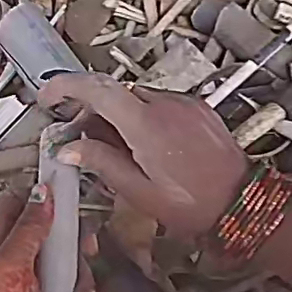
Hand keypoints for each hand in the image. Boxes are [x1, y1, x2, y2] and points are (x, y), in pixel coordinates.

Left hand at [0, 185, 97, 291]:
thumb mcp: (10, 270)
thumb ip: (27, 231)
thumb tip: (42, 194)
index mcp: (0, 245)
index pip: (18, 202)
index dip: (41, 194)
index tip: (69, 192)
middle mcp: (14, 261)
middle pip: (52, 234)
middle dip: (74, 246)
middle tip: (85, 254)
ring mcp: (30, 286)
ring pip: (65, 265)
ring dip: (81, 281)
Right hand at [39, 73, 248, 240]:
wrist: (242, 202)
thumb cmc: (194, 204)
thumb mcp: (138, 192)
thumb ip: (101, 163)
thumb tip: (69, 149)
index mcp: (145, 125)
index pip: (96, 88)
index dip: (66, 87)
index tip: (50, 96)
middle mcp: (165, 105)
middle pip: (113, 93)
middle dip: (90, 111)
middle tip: (79, 139)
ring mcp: (183, 103)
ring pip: (135, 98)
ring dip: (116, 116)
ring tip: (115, 151)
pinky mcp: (196, 107)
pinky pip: (158, 103)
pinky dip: (140, 116)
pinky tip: (142, 146)